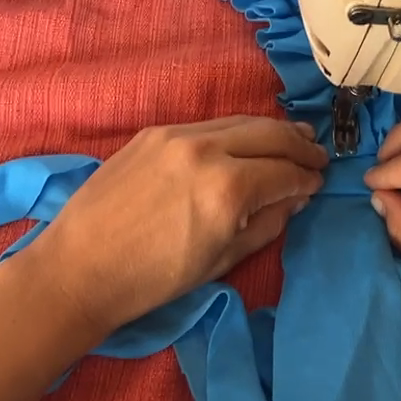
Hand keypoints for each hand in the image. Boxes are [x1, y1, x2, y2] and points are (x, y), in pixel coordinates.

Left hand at [18, 116, 326, 336]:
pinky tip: (242, 142)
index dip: (308, 177)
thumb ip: (266, 223)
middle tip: (316, 155)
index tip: (319, 182)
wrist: (81, 266)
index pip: (285, 171)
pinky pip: (208, 124)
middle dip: (299, 144)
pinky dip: (234, 131)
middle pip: (269, 133)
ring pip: (240, 121)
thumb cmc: (153, 279)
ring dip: (270, 130)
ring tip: (290, 139)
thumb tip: (294, 198)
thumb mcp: (221, 261)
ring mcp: (178, 135)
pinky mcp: (154, 131)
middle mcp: (207, 150)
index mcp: (227, 189)